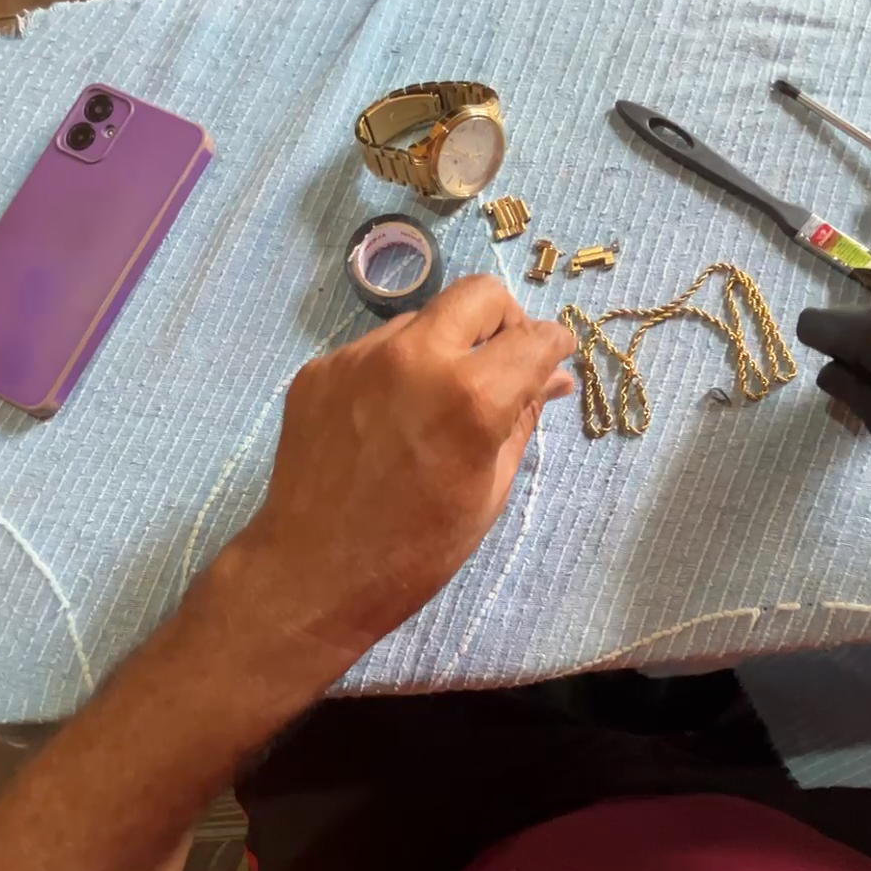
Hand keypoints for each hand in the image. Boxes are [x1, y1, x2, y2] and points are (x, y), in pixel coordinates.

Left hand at [236, 274, 574, 664]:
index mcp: (470, 396)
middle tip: (502, 362)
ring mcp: (358, 358)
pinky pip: (376, 350)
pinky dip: (398, 370)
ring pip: (423, 320)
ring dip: (446, 346)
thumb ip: (523, 419)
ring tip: (436, 403)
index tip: (556, 354)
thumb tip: (554, 378)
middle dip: (505, 319)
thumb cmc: (417, 550)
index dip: (556, 344)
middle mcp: (414, 357)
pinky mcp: (319, 369)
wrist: (314, 575)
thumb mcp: (489, 489)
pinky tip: (389, 418)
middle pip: (478, 295)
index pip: (534, 338)